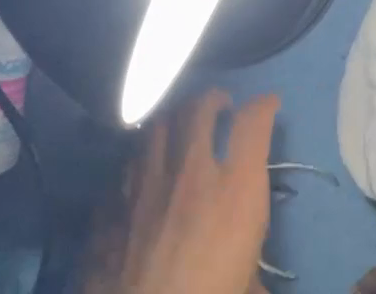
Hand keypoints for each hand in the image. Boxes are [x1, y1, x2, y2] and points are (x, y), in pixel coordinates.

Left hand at [79, 90, 277, 293]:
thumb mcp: (250, 282)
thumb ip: (252, 264)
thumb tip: (252, 283)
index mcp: (235, 186)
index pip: (255, 119)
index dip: (264, 105)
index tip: (268, 105)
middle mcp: (190, 173)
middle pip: (199, 108)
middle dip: (213, 100)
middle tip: (219, 107)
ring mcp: (143, 190)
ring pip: (155, 129)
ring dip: (170, 123)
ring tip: (176, 129)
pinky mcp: (108, 215)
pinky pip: (121, 173)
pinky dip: (134, 167)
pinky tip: (137, 177)